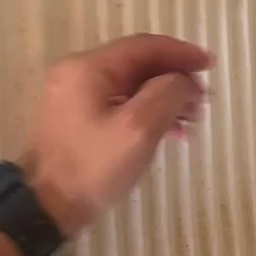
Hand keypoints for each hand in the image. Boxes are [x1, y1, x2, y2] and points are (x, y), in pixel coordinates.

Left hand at [19, 34, 210, 237]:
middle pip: (139, 65)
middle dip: (175, 80)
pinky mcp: (78, 119)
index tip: (210, 65)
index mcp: (89, 67)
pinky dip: (147, 113)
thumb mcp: (137, 129)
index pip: (145, 47)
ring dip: (165, 99)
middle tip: (203, 101)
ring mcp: (76, 96)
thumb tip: (185, 80)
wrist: (45, 209)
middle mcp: (79, 73)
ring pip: (132, 86)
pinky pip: (121, 104)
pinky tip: (171, 132)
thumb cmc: (91, 167)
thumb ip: (167, 94)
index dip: (182, 53)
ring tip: (192, 120)